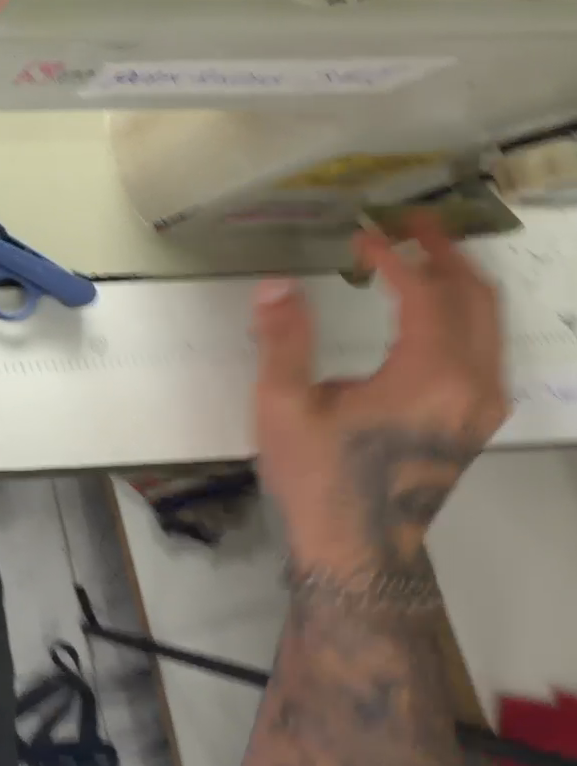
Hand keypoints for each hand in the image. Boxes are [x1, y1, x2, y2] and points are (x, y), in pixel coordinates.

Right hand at [249, 212, 507, 573]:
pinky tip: (432, 312)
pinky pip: (484, 348)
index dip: (395, 259)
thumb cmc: (316, 472)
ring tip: (425, 256)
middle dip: (448, 256)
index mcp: (429, 376)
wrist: (355, 541)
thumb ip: (284, 342)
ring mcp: (481, 404)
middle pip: (478, 302)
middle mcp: (472, 384)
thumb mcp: (284, 405)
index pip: (425, 296)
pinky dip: (463, 314)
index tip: (362, 236)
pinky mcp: (474, 418)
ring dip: (460, 283)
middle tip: (415, 224)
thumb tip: (276, 285)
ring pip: (489, 324)